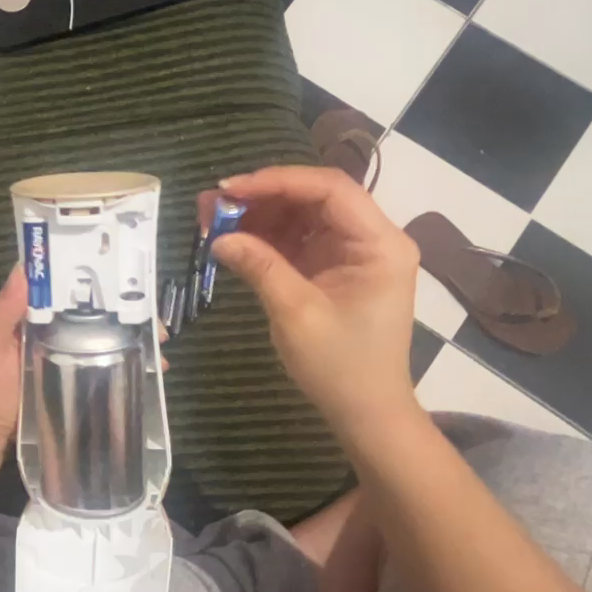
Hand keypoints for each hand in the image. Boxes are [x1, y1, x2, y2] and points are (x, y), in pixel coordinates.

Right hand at [203, 166, 420, 428]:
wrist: (364, 410)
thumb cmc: (340, 366)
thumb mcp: (296, 314)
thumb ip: (260, 267)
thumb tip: (218, 237)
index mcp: (379, 244)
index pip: (330, 189)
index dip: (278, 181)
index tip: (231, 190)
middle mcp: (370, 239)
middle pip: (314, 197)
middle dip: (262, 196)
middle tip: (212, 203)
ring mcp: (350, 253)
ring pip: (301, 215)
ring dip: (258, 214)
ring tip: (212, 217)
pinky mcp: (331, 268)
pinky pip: (296, 239)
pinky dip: (264, 236)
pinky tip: (231, 236)